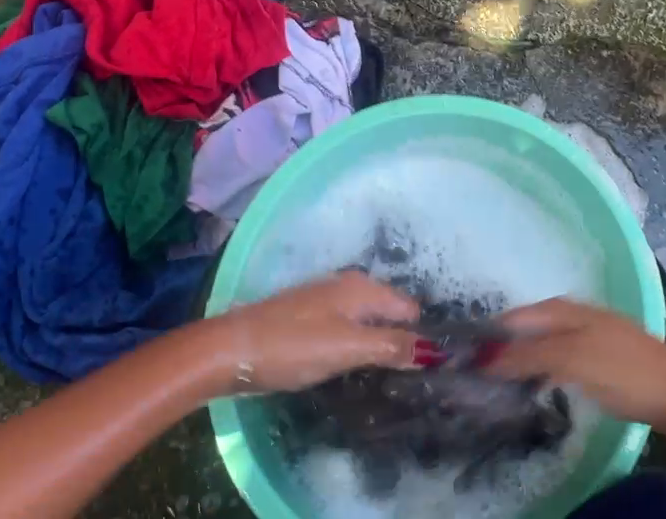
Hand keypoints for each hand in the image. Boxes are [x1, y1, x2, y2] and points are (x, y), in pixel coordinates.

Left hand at [216, 271, 420, 392]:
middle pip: (391, 313)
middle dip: (401, 340)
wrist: (231, 349)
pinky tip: (351, 367)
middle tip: (408, 379)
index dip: (421, 337)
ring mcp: (327, 300)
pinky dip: (356, 344)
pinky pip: (348, 328)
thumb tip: (434, 349)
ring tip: (384, 379)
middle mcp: (349, 286)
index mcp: (363, 288)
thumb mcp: (347, 348)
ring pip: (368, 320)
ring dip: (378, 344)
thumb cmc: (293, 346)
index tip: (428, 370)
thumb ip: (391, 346)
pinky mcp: (310, 318)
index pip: (410, 309)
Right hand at [485, 298, 665, 432]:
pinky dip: (540, 368)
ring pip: (543, 342)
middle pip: (528, 326)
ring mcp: (590, 335)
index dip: (489, 335)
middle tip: (476, 373)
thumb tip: (484, 355)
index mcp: (564, 309)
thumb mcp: (572, 359)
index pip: (515, 317)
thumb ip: (529, 355)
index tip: (462, 357)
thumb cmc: (625, 371)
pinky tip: (537, 386)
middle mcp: (574, 315)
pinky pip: (558, 357)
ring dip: (520, 358)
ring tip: (498, 383)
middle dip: (501, 345)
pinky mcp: (601, 358)